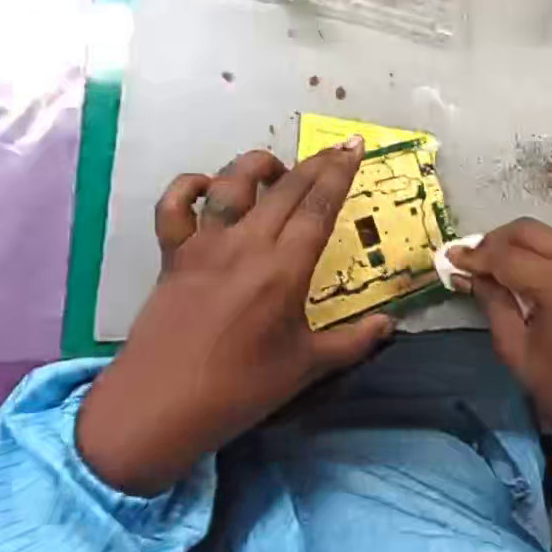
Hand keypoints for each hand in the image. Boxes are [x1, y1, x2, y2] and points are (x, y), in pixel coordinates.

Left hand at [76, 139, 394, 494]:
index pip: (318, 207)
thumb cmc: (240, 390)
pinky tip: (207, 188)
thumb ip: (352, 342)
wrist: (162, 405)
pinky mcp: (171, 253)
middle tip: (335, 150)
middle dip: (315, 163)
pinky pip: (174, 205)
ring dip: (257, 166)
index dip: (340, 173)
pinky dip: (189, 187)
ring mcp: (204, 245)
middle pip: (285, 188)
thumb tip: (388, 325)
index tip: (354, 147)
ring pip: (232, 183)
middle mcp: (245, 244)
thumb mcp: (305, 368)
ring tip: (276, 169)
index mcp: (284, 270)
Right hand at [448, 218, 551, 503]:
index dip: (473, 255)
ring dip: (515, 245)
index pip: (505, 254)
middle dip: (494, 241)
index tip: (447, 259)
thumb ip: (493, 305)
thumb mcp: (518, 352)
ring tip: (491, 269)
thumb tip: (466, 276)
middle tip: (470, 261)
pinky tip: (520, 276)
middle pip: (528, 231)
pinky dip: (537, 254)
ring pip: (547, 236)